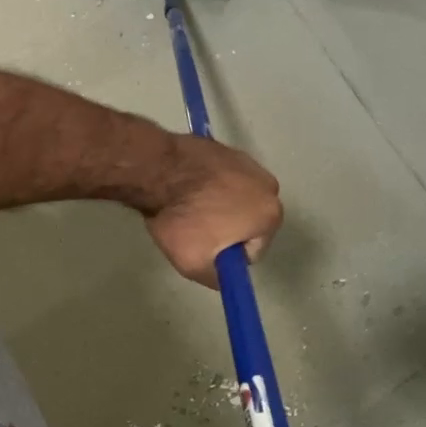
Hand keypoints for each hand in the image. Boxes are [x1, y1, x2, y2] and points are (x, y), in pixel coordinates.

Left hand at [144, 136, 281, 287]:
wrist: (155, 170)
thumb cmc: (181, 219)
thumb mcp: (195, 265)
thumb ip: (218, 278)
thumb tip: (225, 276)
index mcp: (270, 214)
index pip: (252, 250)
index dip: (226, 255)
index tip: (203, 248)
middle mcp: (267, 185)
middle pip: (248, 221)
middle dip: (226, 229)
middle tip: (195, 229)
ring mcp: (247, 161)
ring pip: (236, 198)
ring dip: (219, 205)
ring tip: (188, 207)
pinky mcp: (226, 148)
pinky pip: (223, 178)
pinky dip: (210, 184)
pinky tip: (187, 187)